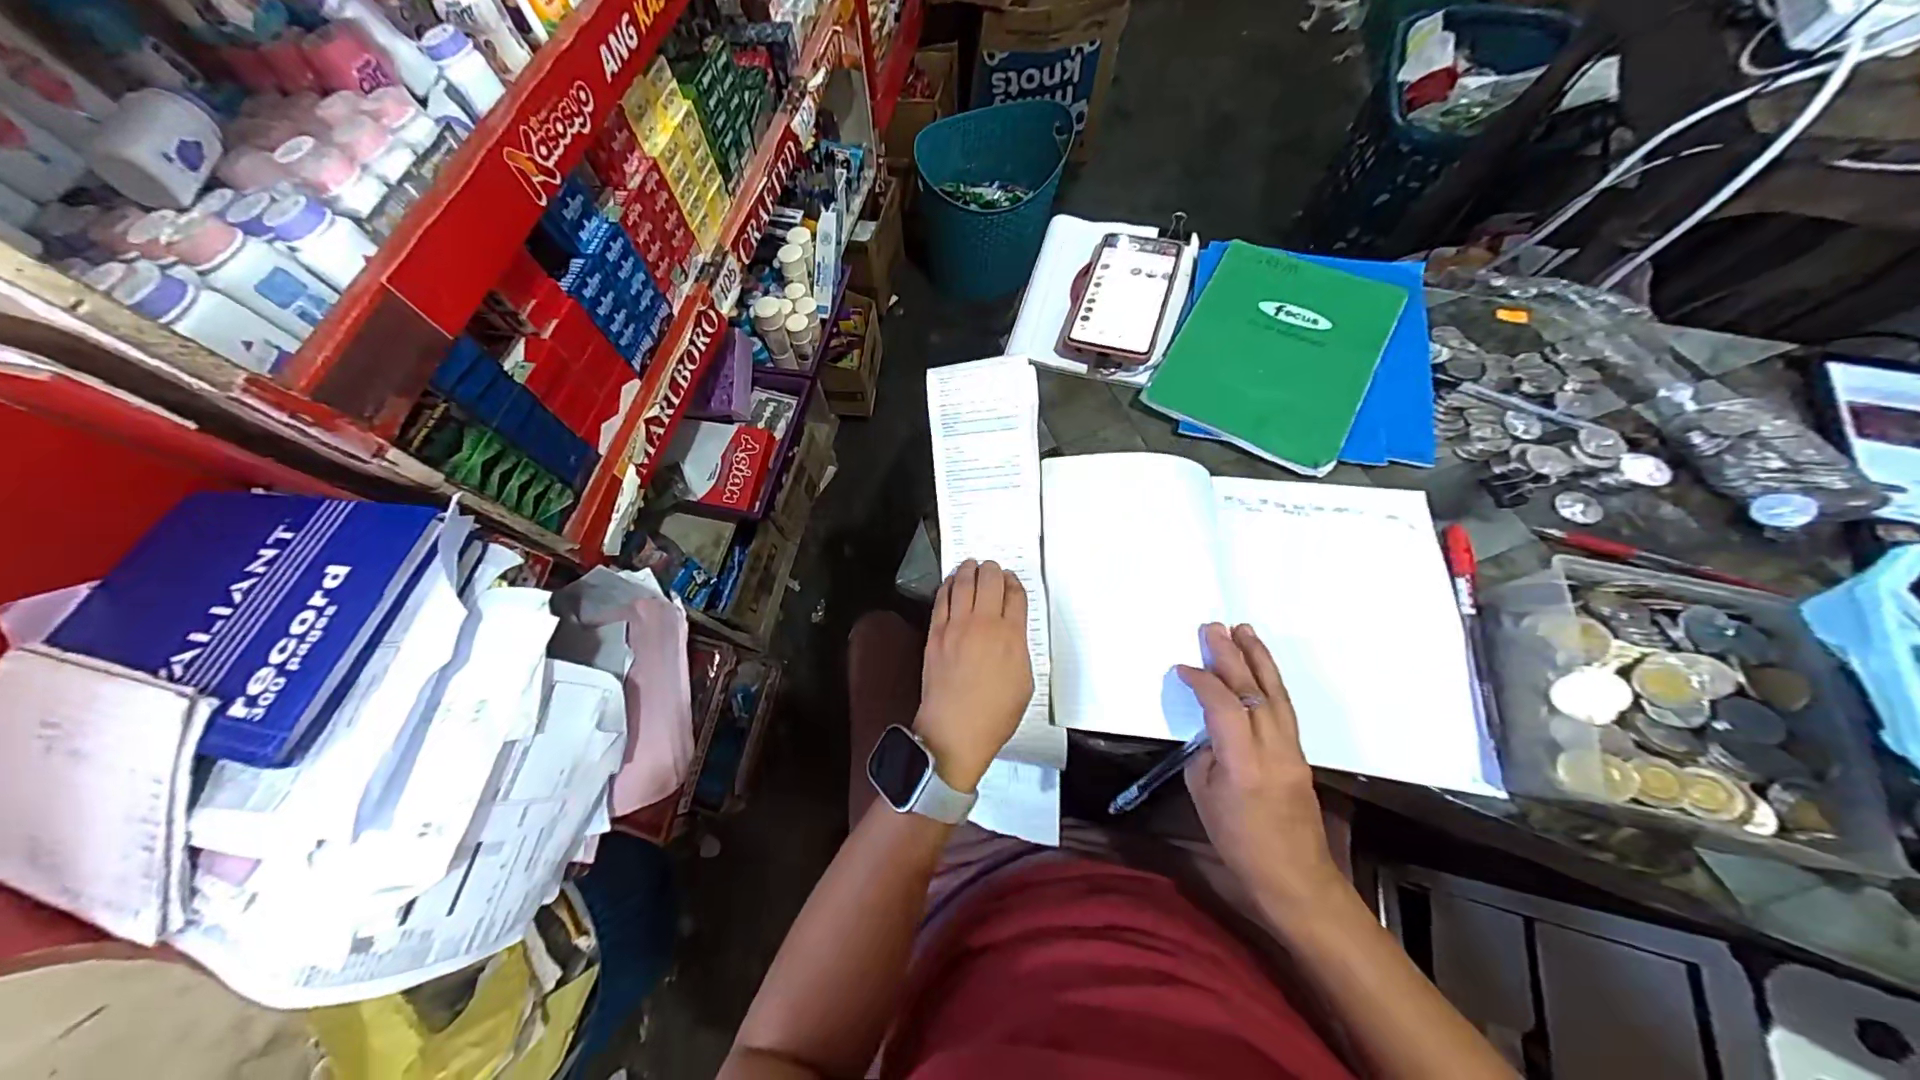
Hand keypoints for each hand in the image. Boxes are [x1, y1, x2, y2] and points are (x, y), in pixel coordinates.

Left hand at [916, 560, 1032, 792]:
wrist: (955, 730)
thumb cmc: (994, 714)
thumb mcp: (1024, 681)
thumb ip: (1019, 648)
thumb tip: (1011, 634)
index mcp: (1011, 637)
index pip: (1015, 596)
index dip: (1014, 584)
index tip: (1012, 582)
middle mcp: (984, 625)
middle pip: (990, 581)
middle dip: (993, 570)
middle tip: (992, 568)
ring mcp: (957, 627)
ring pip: (963, 583)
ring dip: (969, 570)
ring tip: (971, 565)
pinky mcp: (936, 634)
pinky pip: (942, 600)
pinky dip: (948, 585)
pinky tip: (951, 581)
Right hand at [1182, 623, 1346, 917]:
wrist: (1295, 878)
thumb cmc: (1240, 844)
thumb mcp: (1204, 797)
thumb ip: (1205, 755)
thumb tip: (1209, 730)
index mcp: (1243, 762)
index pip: (1224, 705)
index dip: (1202, 681)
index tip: (1182, 668)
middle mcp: (1273, 748)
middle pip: (1253, 690)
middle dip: (1231, 655)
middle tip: (1214, 627)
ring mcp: (1292, 749)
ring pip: (1275, 693)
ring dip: (1258, 659)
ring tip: (1244, 631)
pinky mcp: (1299, 753)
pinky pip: (1283, 707)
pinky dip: (1269, 681)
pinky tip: (1260, 668)